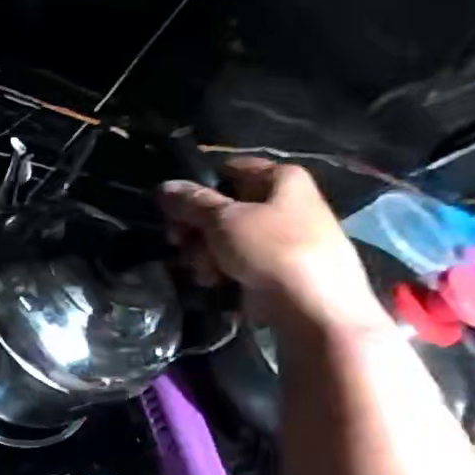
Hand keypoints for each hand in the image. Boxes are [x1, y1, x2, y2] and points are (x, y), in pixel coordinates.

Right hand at [158, 157, 382, 329]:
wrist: (312, 305)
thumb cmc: (272, 249)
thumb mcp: (225, 220)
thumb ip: (191, 202)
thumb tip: (163, 186)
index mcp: (280, 178)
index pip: (227, 169)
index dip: (197, 187)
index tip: (173, 209)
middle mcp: (280, 201)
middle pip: (219, 207)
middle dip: (195, 228)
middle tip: (179, 243)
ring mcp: (275, 236)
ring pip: (220, 237)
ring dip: (202, 254)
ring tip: (205, 271)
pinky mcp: (268, 265)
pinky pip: (232, 259)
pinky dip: (218, 269)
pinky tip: (214, 282)